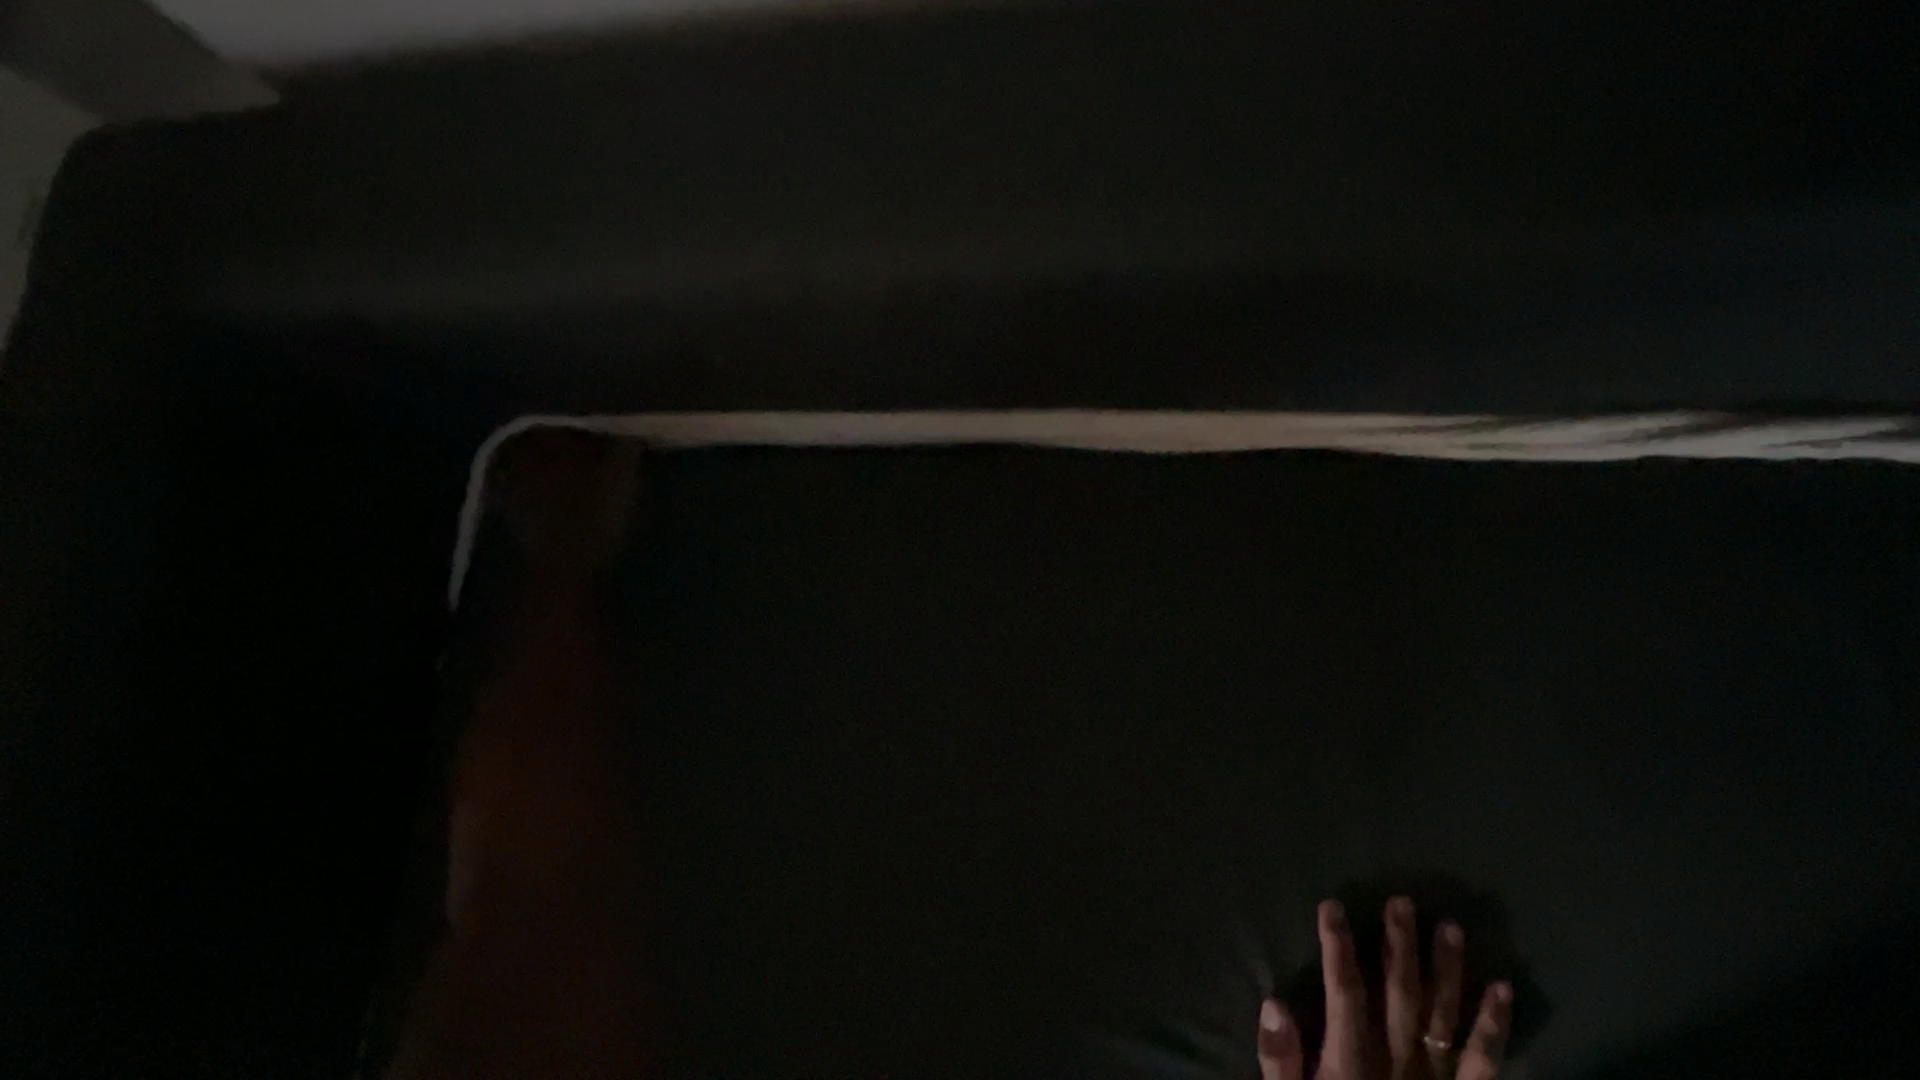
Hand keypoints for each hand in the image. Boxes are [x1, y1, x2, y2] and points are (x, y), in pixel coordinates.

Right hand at [1258, 898, 1511, 1079]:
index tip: (1331, 906)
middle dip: (1399, 947)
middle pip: (1399, 996)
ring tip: (1450, 927)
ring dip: (1448, 972)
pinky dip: (1494, 1027)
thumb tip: (1273, 1003)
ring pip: (1442, 1017)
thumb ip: (1281, 1063)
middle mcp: (1397, 1066)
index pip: (1344, 994)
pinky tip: (1503, 989)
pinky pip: (1484, 1063)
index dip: (1338, 948)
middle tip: (1401, 902)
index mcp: (1351, 1064)